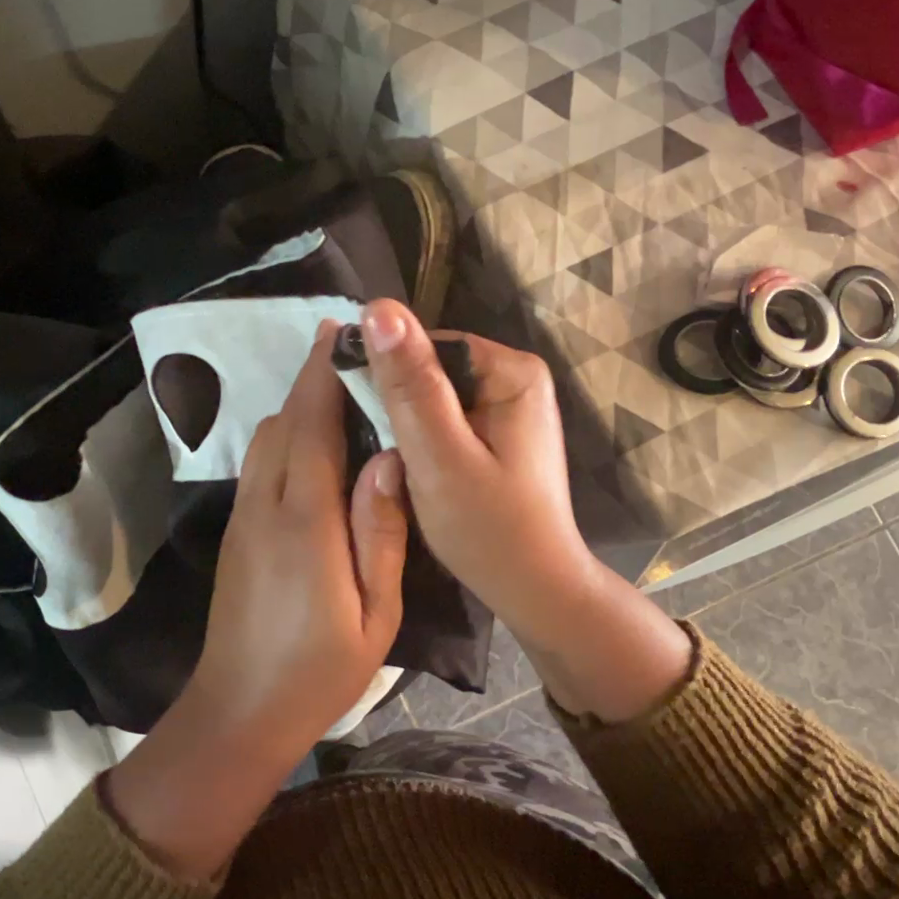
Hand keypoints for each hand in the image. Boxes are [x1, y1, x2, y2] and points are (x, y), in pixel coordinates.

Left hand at [105, 320, 408, 880]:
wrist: (241, 709)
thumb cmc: (321, 670)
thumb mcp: (375, 610)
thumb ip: (380, 531)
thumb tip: (390, 458)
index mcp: (304, 521)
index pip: (313, 426)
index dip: (325, 374)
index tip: (341, 329)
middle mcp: (264, 506)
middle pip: (283, 423)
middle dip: (310, 379)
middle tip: (345, 346)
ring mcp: (241, 519)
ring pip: (263, 441)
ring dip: (294, 407)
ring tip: (334, 392)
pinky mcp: (234, 534)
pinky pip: (257, 466)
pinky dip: (282, 437)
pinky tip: (310, 445)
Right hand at [360, 298, 689, 720]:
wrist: (535, 591)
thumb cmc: (489, 529)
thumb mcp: (440, 456)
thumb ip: (410, 386)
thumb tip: (378, 307)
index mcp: (511, 371)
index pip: (426, 346)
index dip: (387, 377)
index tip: (364, 421)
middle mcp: (516, 378)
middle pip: (430, 370)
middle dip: (398, 406)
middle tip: (383, 455)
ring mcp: (509, 409)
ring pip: (433, 399)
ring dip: (407, 428)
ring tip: (397, 467)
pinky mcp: (500, 436)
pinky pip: (446, 422)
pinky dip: (424, 444)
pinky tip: (415, 473)